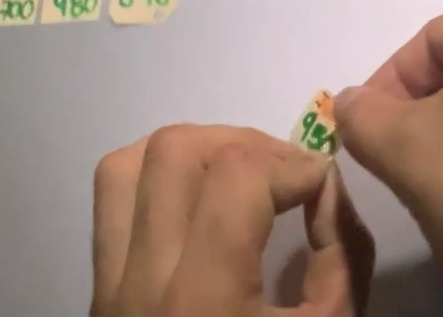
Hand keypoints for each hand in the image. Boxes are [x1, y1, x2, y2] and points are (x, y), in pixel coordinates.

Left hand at [92, 124, 373, 315]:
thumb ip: (344, 256)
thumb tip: (328, 185)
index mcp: (200, 304)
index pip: (237, 176)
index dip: (294, 164)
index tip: (323, 187)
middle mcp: (140, 284)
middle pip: (175, 152)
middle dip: (243, 143)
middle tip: (283, 173)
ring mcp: (108, 286)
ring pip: (128, 164)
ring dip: (191, 149)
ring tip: (236, 172)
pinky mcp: (98, 289)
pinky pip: (110, 199)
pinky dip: (151, 173)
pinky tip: (192, 194)